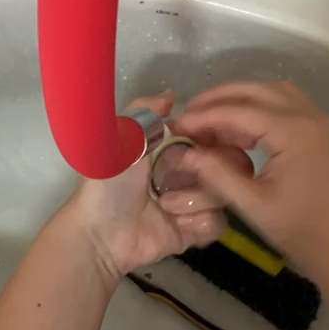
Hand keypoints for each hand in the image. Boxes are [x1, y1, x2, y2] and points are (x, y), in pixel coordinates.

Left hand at [59, 92, 227, 276]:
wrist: (101, 233)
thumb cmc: (110, 182)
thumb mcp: (121, 138)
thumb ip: (144, 112)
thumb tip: (171, 95)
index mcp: (173, 148)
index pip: (211, 136)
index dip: (212, 137)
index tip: (199, 142)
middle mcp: (188, 173)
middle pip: (227, 165)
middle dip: (207, 171)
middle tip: (181, 174)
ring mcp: (193, 202)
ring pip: (223, 194)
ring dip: (194, 200)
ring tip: (165, 206)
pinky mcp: (196, 231)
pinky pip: (218, 222)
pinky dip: (199, 223)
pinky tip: (177, 224)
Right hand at [169, 81, 328, 280]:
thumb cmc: (299, 229)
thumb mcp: (252, 204)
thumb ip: (217, 174)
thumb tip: (185, 153)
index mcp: (293, 131)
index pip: (239, 111)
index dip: (205, 116)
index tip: (178, 125)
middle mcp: (308, 115)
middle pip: (256, 90)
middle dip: (220, 97)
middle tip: (190, 112)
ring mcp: (318, 120)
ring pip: (273, 91)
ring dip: (241, 97)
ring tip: (212, 115)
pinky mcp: (320, 130)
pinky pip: (286, 102)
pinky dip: (260, 105)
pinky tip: (241, 125)